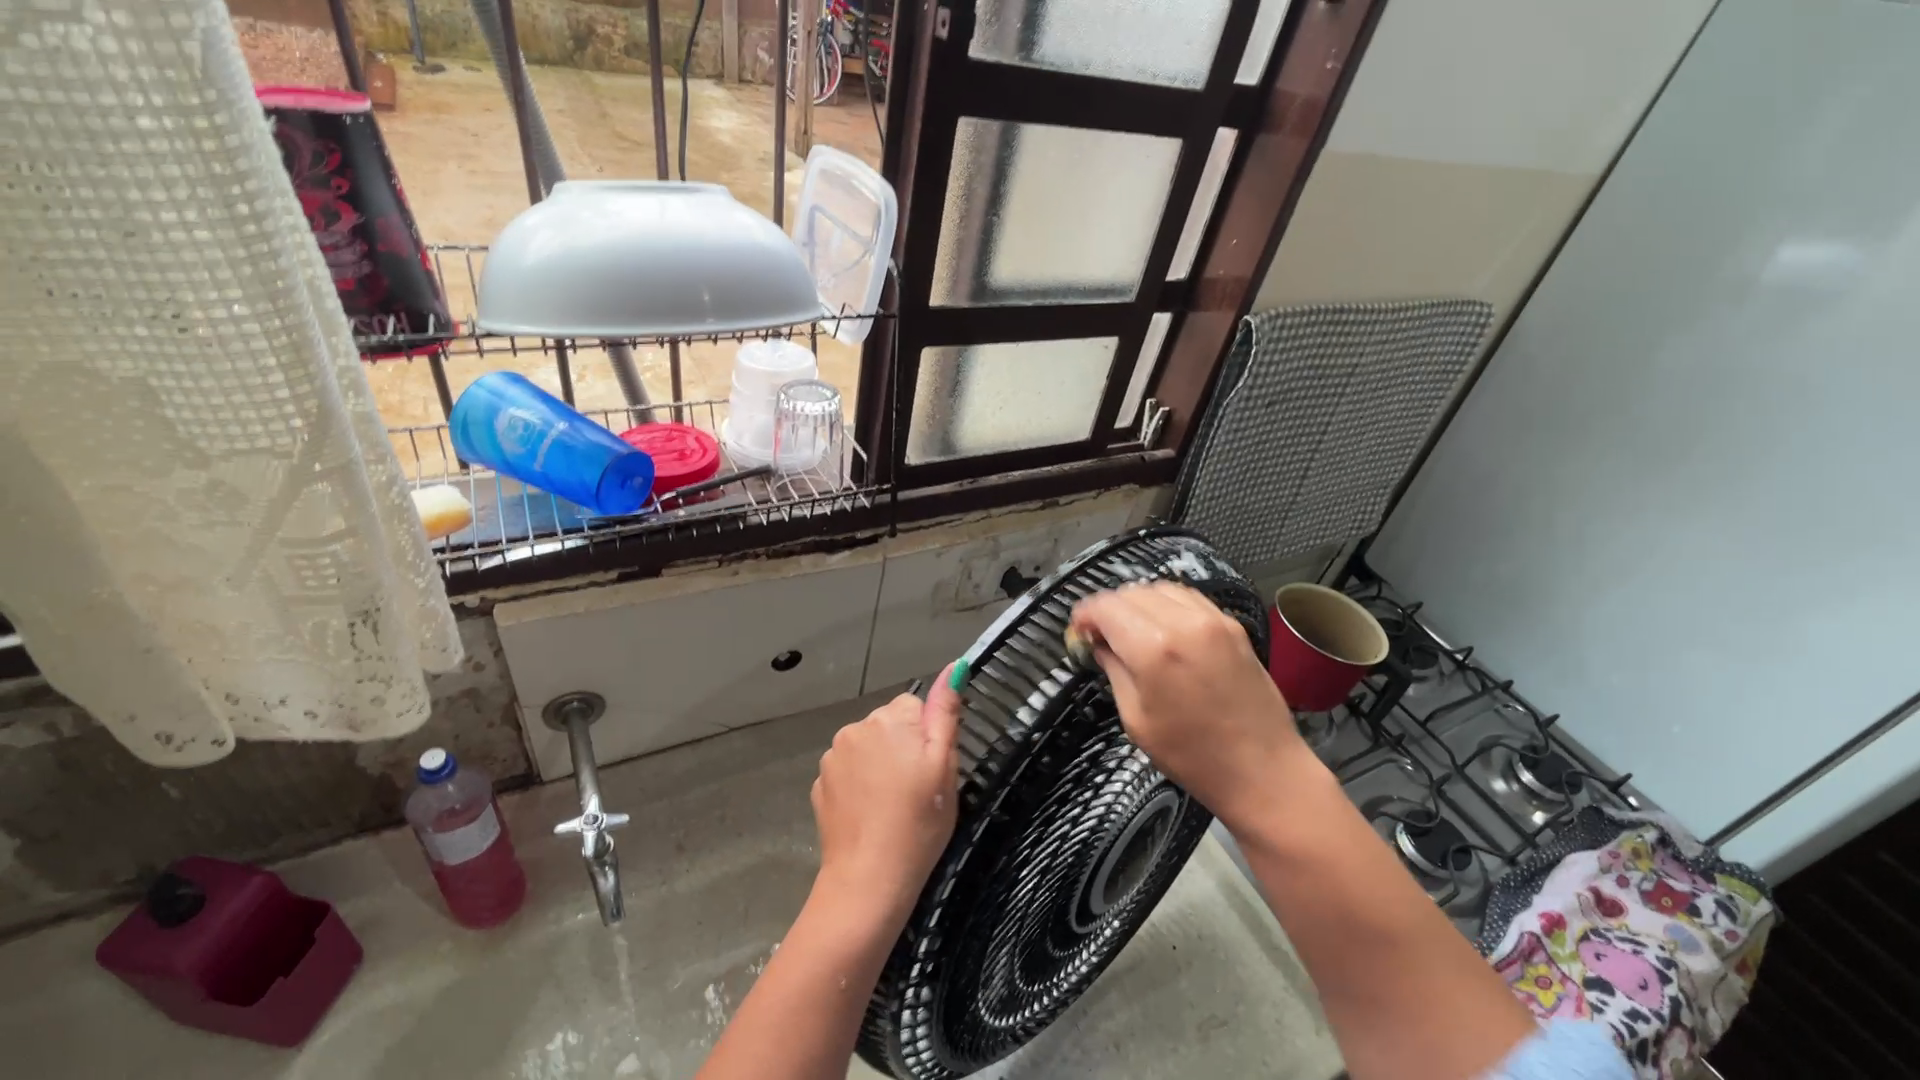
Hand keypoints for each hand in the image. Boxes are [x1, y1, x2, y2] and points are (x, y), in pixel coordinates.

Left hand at [810, 665, 962, 917]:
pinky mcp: (819, 784)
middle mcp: (855, 728)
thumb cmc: (919, 821)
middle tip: (916, 790)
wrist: (869, 876)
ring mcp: (832, 758)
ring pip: (867, 749)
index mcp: (889, 720)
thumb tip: (954, 665)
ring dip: (879, 766)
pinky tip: (870, 815)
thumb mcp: (944, 766)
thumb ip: (946, 712)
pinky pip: (848, 773)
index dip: (927, 737)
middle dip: (902, 748)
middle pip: (888, 726)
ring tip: (893, 806)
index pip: (915, 707)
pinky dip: (859, 786)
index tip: (931, 769)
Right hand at [1070, 583, 1305, 828]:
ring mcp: (1213, 620)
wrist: (1262, 770)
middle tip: (1100, 634)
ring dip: (1139, 602)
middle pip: (1132, 592)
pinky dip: (1168, 604)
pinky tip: (1164, 628)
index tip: (1077, 630)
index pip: (1106, 607)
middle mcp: (1183, 623)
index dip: (1085, 614)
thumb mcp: (1136, 719)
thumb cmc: (1191, 756)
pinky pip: (1190, 599)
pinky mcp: (1233, 626)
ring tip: (1132, 629)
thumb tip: (1098, 644)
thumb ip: (1114, 671)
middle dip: (1110, 608)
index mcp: (1153, 649)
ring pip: (1161, 589)